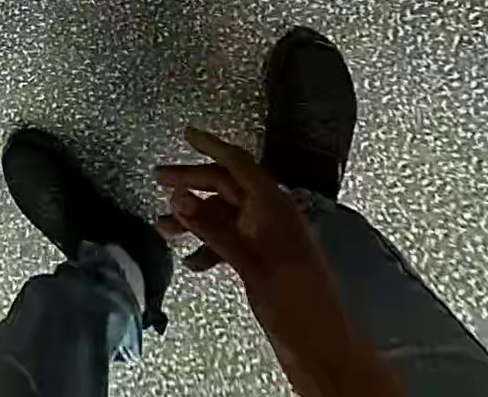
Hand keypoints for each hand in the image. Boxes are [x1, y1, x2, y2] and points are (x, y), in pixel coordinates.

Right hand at [156, 127, 403, 396]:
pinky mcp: (263, 261)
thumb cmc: (295, 303)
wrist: (328, 355)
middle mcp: (270, 214)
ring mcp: (267, 238)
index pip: (238, 162)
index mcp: (273, 204)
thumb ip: (212, 227)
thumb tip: (177, 196)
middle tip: (159, 177)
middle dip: (192, 182)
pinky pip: (230, 241)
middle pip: (226, 186)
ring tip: (162, 227)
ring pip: (224, 215)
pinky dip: (209, 246)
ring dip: (195, 219)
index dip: (211, 145)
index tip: (187, 133)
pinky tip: (193, 262)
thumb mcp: (250, 263)